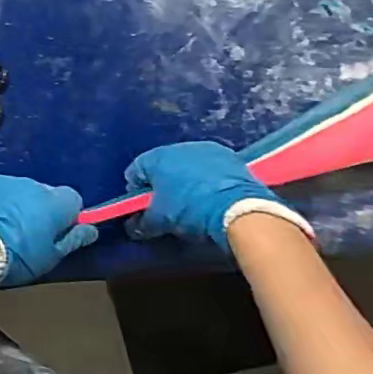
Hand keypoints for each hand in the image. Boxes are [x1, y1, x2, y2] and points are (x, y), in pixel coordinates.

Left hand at [0, 173, 98, 287]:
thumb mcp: (50, 257)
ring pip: (21, 191)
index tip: (57, 232)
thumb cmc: (16, 257)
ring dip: (18, 204)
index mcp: (54, 202)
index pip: (72, 199)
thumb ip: (73, 240)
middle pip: (45, 194)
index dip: (67, 215)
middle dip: (41, 209)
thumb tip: (91, 229)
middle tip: (28, 233)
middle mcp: (33, 184)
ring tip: (4, 228)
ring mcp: (7, 180)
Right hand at [124, 141, 279, 250]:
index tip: (141, 205)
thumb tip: (134, 226)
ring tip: (191, 200)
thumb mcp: (161, 221)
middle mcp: (179, 147)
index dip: (136, 188)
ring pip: (187, 164)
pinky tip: (211, 195)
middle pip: (162, 165)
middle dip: (162, 182)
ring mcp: (205, 148)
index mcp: (157, 158)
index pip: (136, 169)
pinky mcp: (228, 155)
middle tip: (165, 204)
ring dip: (185, 178)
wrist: (238, 207)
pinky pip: (209, 167)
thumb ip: (143, 223)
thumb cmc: (190, 209)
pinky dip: (207, 178)